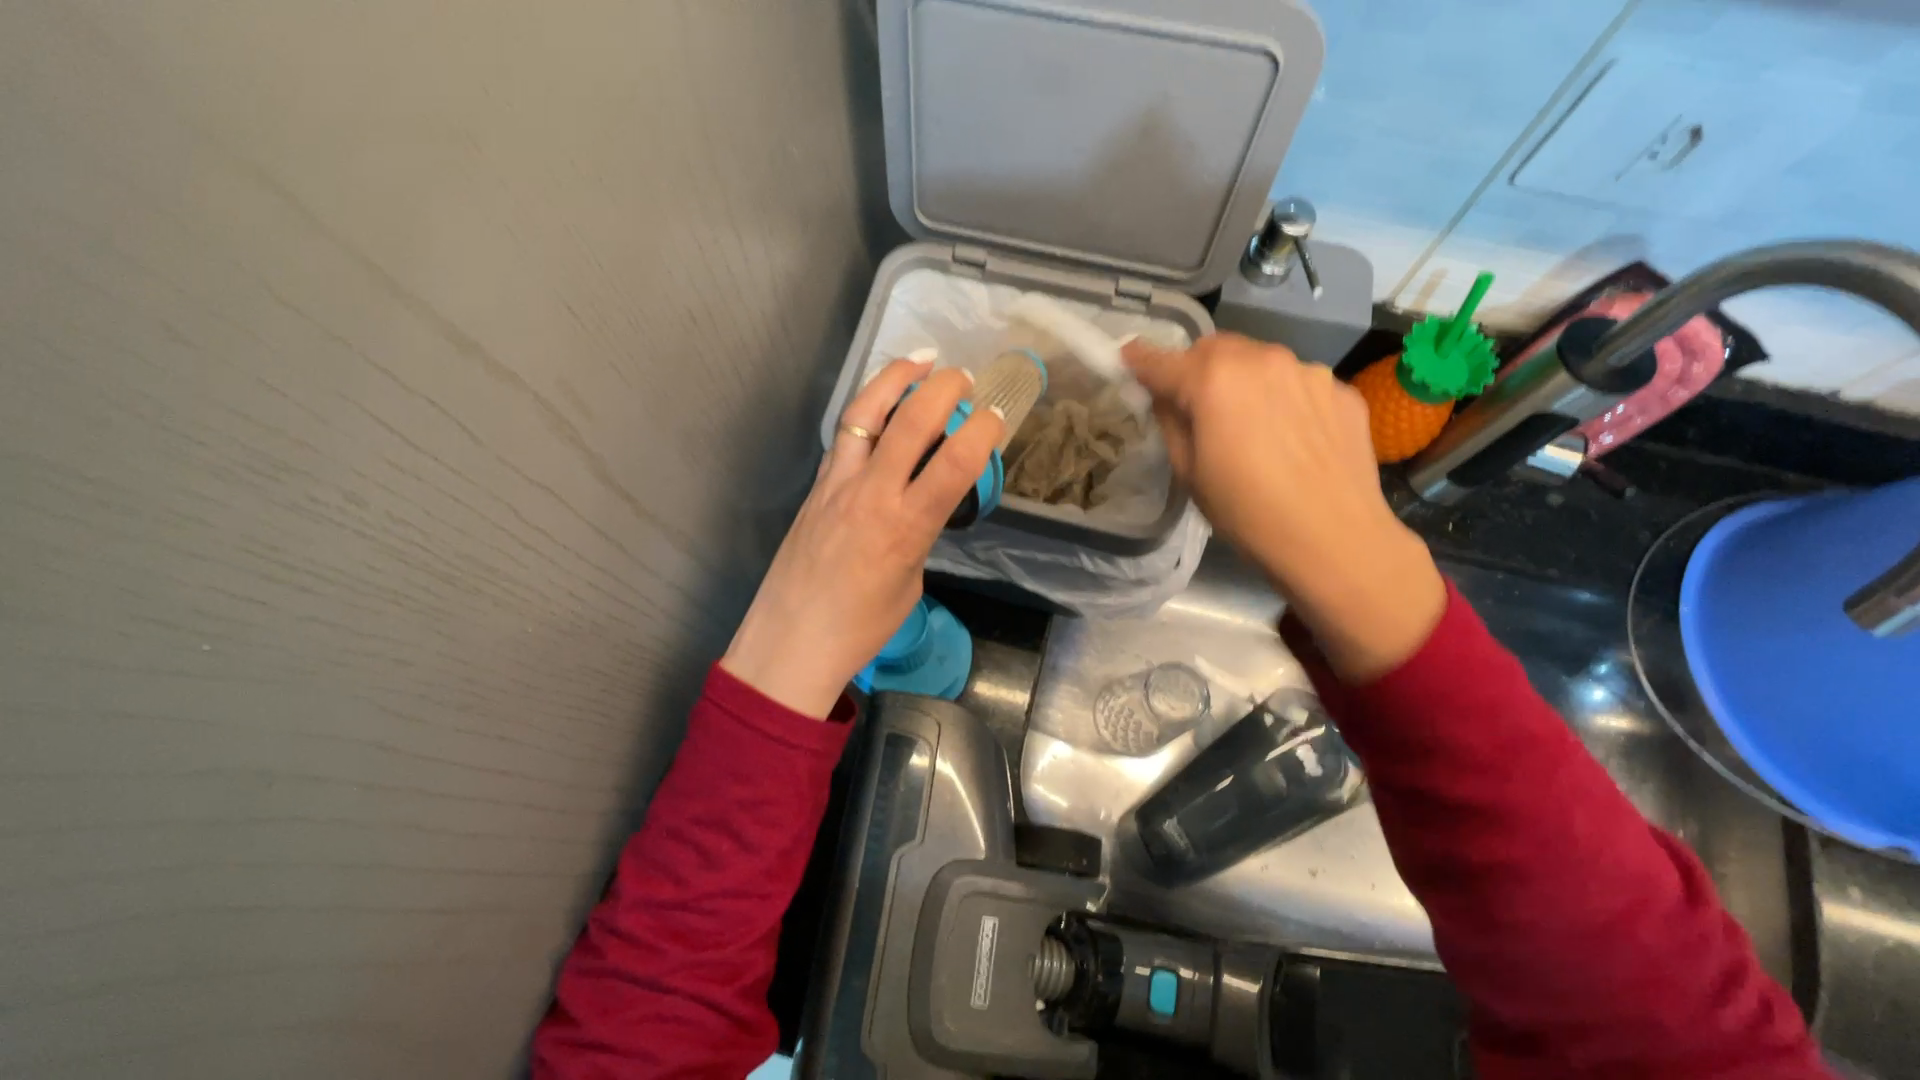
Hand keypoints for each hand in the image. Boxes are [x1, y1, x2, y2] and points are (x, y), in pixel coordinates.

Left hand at [721, 359, 1003, 716]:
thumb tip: (920, 509)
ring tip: (921, 358)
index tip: (998, 415)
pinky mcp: (816, 486)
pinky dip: (868, 410)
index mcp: (906, 526)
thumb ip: (919, 536)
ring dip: (896, 378)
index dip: (983, 430)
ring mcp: (837, 484)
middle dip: (944, 388)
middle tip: (964, 377)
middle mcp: (871, 494)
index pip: (956, 463)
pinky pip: (844, 436)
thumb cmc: (860, 628)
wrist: (791, 641)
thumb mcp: (910, 583)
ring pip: (865, 413)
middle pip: (911, 421)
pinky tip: (881, 405)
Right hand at [1124, 334, 1444, 681]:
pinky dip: (1285, 400)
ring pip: (1261, 363)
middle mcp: (1263, 360)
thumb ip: (1171, 421)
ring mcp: (1309, 372)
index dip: (1140, 360)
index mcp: (1215, 379)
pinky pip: (1299, 385)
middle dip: (1197, 368)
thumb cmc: (1247, 512)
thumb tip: (1166, 395)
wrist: (1334, 538)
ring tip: (1250, 426)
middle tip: (1193, 404)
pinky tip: (1291, 440)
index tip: (1126, 359)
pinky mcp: (1342, 392)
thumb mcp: (1189, 473)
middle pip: (1216, 349)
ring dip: (1245, 382)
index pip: (1163, 360)